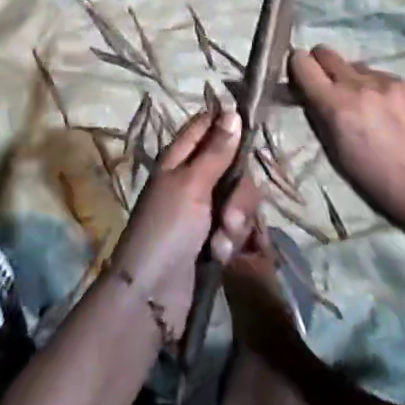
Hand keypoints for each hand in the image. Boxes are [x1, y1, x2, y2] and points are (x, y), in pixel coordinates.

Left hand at [106, 110, 257, 335]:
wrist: (154, 293)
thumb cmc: (167, 229)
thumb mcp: (191, 185)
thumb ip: (215, 152)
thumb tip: (232, 111)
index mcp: (178, 160)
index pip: (205, 128)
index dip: (226, 124)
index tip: (250, 126)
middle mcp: (192, 181)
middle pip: (234, 170)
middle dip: (240, 196)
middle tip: (229, 218)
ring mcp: (204, 211)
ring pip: (240, 201)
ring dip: (236, 225)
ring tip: (221, 245)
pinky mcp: (214, 239)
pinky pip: (238, 229)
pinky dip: (233, 242)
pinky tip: (223, 258)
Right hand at [289, 46, 404, 235]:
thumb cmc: (381, 184)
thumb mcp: (337, 155)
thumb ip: (320, 117)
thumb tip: (307, 94)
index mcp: (337, 107)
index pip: (302, 62)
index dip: (296, 68)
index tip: (299, 80)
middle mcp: (360, 86)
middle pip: (325, 52)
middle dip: (320, 65)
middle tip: (326, 87)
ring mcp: (388, 81)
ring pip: (355, 65)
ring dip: (351, 78)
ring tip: (364, 106)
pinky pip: (380, 75)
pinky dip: (376, 87)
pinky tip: (389, 111)